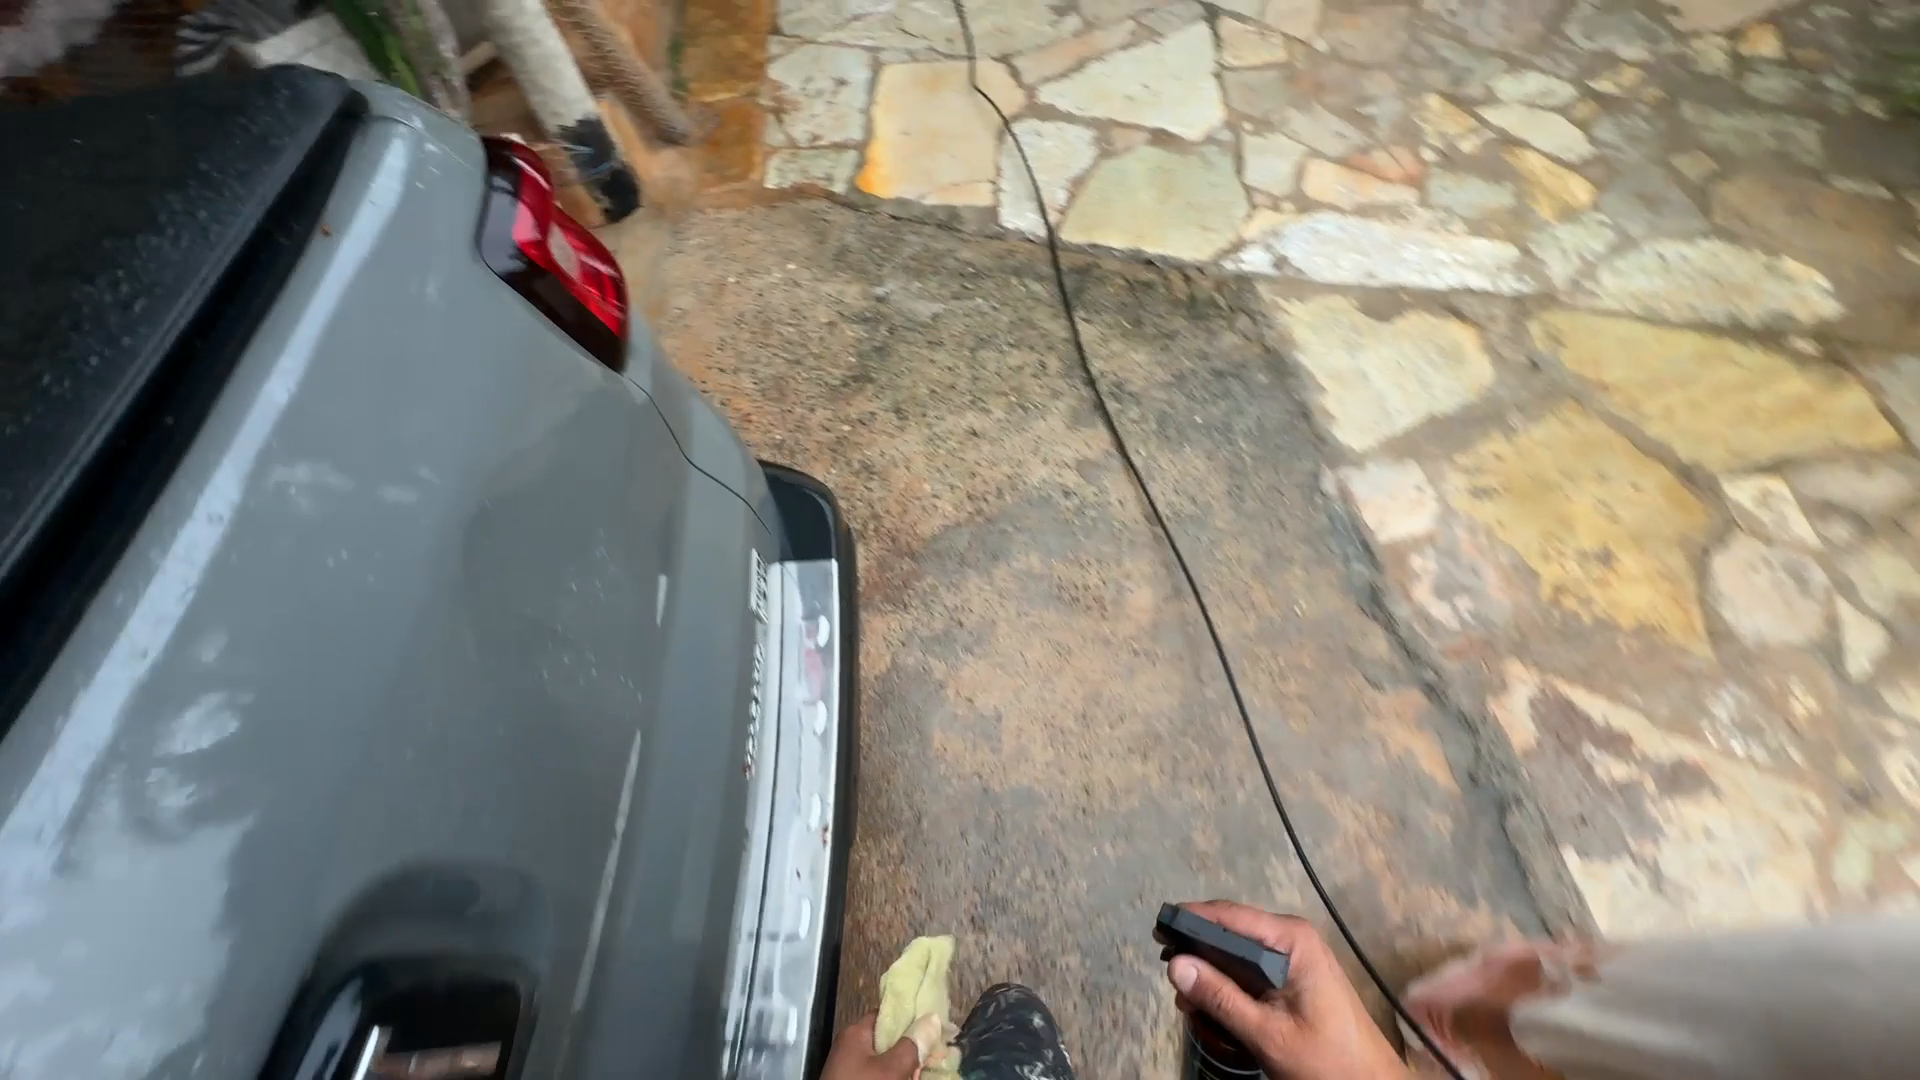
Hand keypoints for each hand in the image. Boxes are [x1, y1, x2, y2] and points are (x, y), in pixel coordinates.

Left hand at [819, 1013, 922, 1079]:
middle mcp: (850, 1048)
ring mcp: (850, 1071)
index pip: (886, 1014)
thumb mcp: (890, 1070)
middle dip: (909, 1049)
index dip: (909, 1018)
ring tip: (923, 1073)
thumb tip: (932, 1018)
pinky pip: (876, 1077)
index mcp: (855, 1033)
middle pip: (887, 1041)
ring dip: (903, 1068)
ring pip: (884, 1063)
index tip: (931, 1026)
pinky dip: (891, 1079)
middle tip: (932, 1056)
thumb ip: (912, 1045)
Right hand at [1165, 901, 1410, 1079]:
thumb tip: (1174, 964)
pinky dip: (1226, 982)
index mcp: (1291, 938)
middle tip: (1168, 971)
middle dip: (1197, 949)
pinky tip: (1208, 1004)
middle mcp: (1290, 936)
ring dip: (1209, 970)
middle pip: (1230, 930)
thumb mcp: (1269, 1034)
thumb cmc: (1328, 1062)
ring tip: (1185, 996)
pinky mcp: (1292, 975)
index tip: (1157, 930)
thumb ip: (1221, 998)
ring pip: (1236, 950)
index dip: (1190, 919)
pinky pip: (1249, 968)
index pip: (1228, 915)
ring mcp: (1293, 955)